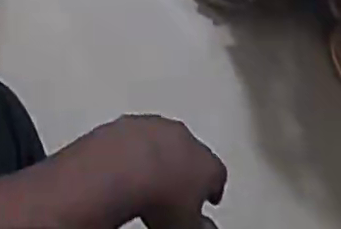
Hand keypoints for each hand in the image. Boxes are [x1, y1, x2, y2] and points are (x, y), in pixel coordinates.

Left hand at [89, 116, 226, 228]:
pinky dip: (136, 149)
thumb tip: (205, 228)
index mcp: (206, 163)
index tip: (209, 197)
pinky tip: (129, 168)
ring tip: (152, 180)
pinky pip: (138, 136)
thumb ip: (201, 227)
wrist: (122, 168)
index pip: (218, 175)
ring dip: (160, 156)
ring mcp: (156, 126)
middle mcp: (184, 137)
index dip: (213, 188)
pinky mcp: (130, 122)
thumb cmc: (160, 198)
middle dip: (186, 169)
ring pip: (164, 140)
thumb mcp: (187, 227)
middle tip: (179, 190)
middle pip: (191, 152)